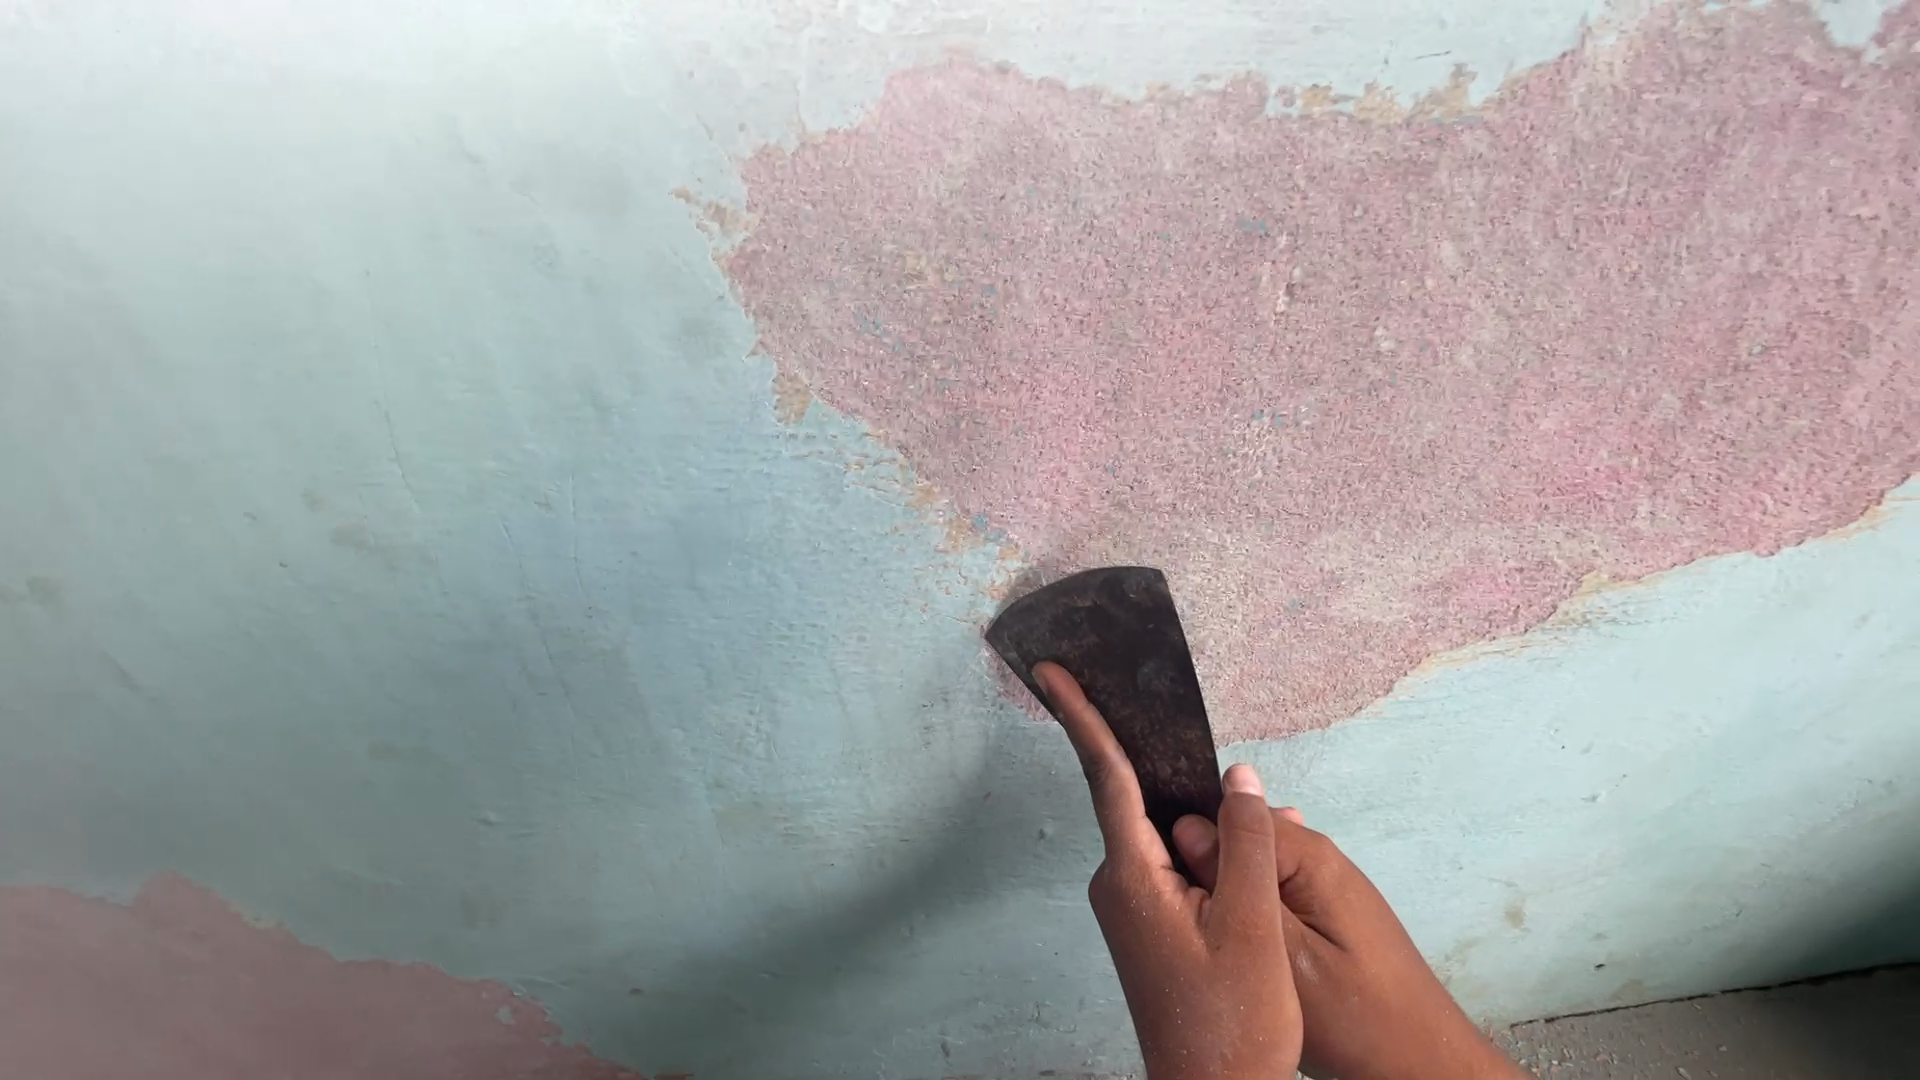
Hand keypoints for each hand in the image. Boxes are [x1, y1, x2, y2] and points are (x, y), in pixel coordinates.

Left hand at [1034, 662, 1300, 1079]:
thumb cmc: (1233, 1023)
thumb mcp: (1252, 928)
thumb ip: (1243, 843)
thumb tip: (1236, 775)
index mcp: (1131, 876)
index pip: (1105, 775)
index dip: (1079, 716)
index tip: (1049, 671)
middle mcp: (1116, 881)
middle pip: (1128, 795)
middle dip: (1138, 747)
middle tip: (1139, 694)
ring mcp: (1126, 902)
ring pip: (1153, 830)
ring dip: (1179, 801)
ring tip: (1214, 778)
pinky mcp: (1142, 919)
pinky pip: (1161, 857)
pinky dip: (1186, 837)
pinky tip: (1219, 833)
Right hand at [1171, 808, 1527, 1079]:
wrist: (1426, 1070)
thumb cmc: (1353, 1019)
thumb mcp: (1282, 954)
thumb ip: (1234, 884)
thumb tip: (1186, 824)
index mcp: (1304, 853)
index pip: (1226, 811)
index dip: (1188, 840)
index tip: (1165, 880)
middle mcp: (1315, 852)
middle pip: (1239, 833)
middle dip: (1206, 861)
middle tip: (1186, 913)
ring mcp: (1323, 879)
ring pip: (1252, 861)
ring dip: (1226, 883)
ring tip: (1207, 926)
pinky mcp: (1326, 905)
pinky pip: (1271, 883)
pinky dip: (1248, 899)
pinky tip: (1238, 936)